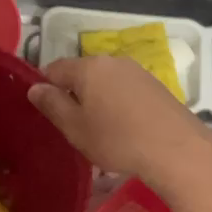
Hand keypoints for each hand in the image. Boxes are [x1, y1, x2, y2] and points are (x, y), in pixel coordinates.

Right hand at [28, 56, 208, 178]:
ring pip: (104, 82)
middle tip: (73, 126)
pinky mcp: (155, 86)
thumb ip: (51, 104)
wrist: (176, 150)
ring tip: (99, 130)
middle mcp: (112, 61)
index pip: (53, 69)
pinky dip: (116, 104)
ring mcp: (137, 71)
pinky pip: (123, 90)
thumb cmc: (116, 139)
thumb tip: (35, 87)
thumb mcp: (74, 127)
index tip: (49, 114)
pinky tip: (123, 129)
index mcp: (88, 67)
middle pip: (80, 74)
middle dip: (73, 95)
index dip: (46, 89)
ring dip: (96, 101)